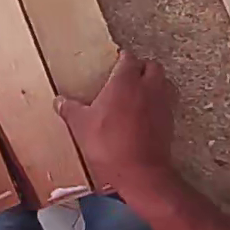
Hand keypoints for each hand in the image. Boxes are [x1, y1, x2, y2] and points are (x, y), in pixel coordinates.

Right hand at [56, 51, 174, 190]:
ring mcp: (162, 103)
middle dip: (141, 67)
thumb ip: (71, 110)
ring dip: (154, 83)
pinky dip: (158, 103)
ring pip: (163, 82)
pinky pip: (167, 102)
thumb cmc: (109, 144)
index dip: (121, 58)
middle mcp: (147, 86)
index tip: (114, 61)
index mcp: (125, 81)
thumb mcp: (82, 126)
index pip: (127, 57)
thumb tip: (59, 101)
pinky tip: (146, 113)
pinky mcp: (170, 120)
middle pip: (151, 66)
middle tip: (128, 75)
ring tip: (140, 92)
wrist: (140, 172)